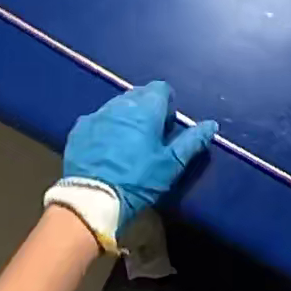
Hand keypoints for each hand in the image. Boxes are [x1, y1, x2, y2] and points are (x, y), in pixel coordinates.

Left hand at [61, 81, 217, 234]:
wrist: (91, 202)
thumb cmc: (138, 180)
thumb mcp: (171, 164)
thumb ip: (193, 141)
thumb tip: (212, 124)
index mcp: (146, 108)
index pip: (161, 88)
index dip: (167, 102)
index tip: (167, 124)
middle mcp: (121, 105)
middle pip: (139, 94)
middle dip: (147, 107)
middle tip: (151, 134)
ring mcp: (96, 116)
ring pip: (117, 106)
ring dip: (126, 116)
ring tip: (129, 141)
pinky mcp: (78, 131)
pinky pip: (97, 120)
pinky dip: (105, 127)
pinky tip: (106, 147)